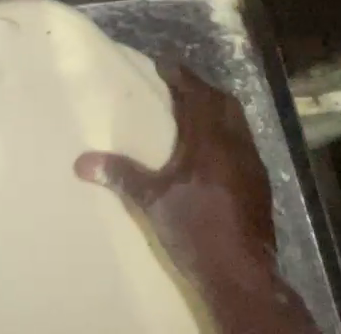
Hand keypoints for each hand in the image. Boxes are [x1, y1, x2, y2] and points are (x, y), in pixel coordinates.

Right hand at [75, 64, 315, 333]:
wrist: (242, 276)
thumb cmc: (195, 229)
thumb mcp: (152, 201)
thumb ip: (121, 175)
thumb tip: (81, 162)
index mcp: (210, 140)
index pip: (197, 93)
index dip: (181, 75)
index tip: (163, 64)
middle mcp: (235, 145)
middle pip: (223, 102)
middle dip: (201, 89)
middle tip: (178, 87)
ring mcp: (252, 165)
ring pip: (237, 123)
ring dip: (217, 112)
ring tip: (193, 115)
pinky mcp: (260, 186)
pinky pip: (243, 145)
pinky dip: (226, 136)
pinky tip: (211, 152)